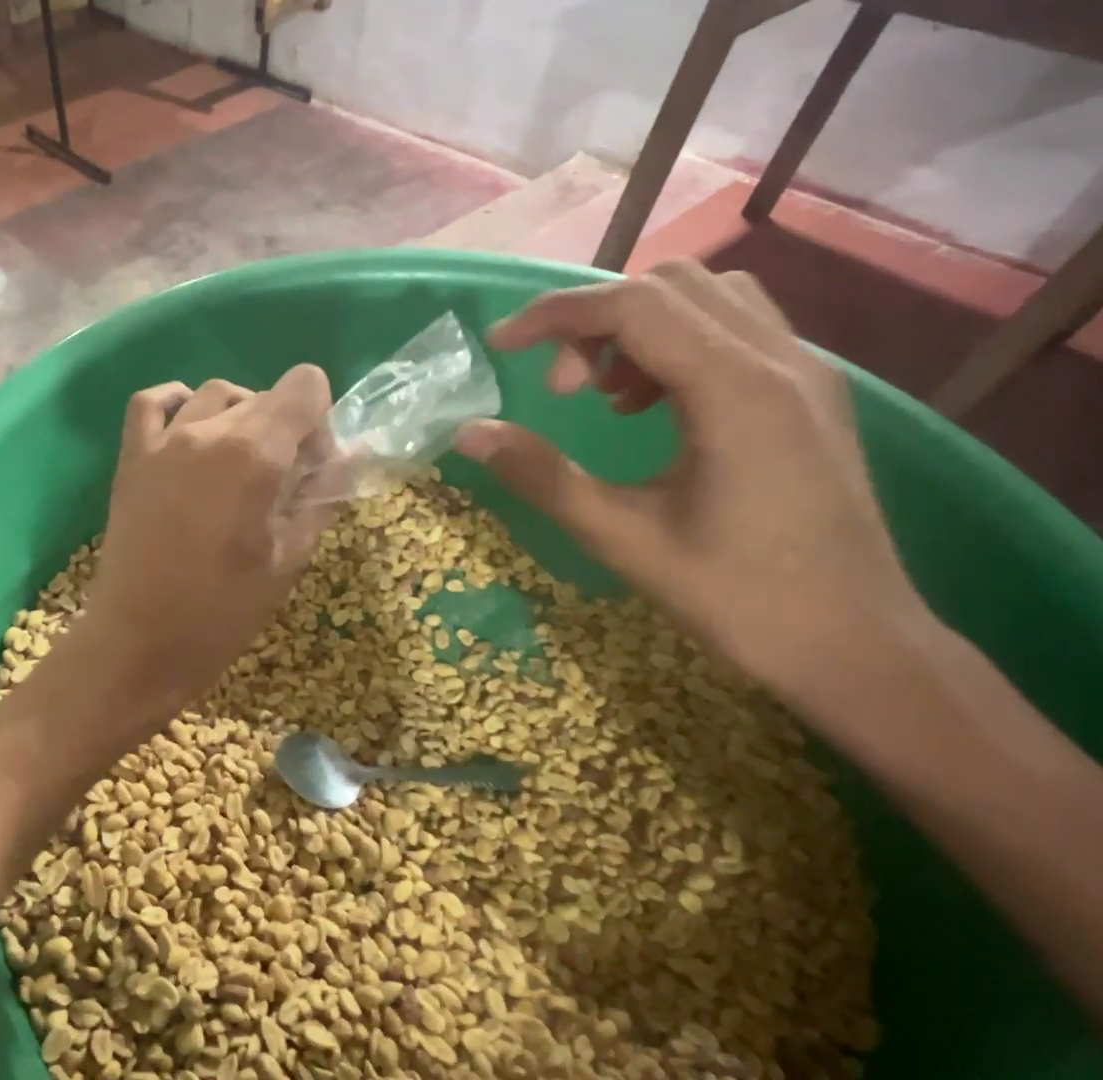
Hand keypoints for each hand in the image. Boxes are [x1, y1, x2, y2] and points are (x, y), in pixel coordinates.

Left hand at [61, 367, 336, 734]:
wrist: (141, 641)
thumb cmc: (224, 610)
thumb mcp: (289, 558)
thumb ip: (322, 498)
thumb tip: (352, 458)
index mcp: (257, 453)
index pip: (304, 386)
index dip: (319, 419)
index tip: (312, 467)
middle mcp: (210, 431)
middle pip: (264, 396)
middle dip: (286, 427)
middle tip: (283, 483)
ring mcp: (163, 441)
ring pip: (215, 394)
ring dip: (239, 416)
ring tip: (240, 465)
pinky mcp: (131, 458)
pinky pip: (151, 403)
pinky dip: (176, 402)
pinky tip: (190, 431)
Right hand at [457, 261, 927, 720]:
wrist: (856, 643)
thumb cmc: (739, 598)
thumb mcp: (624, 540)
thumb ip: (543, 477)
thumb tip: (468, 433)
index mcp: (735, 390)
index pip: (632, 306)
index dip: (555, 315)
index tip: (501, 347)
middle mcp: (779, 359)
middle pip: (669, 285)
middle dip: (594, 320)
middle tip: (561, 390)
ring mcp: (806, 371)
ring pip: (707, 296)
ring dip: (637, 327)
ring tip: (604, 396)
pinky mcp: (812, 392)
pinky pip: (736, 327)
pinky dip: (677, 342)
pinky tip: (652, 407)